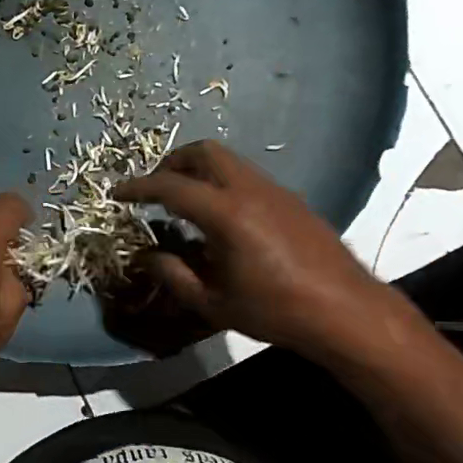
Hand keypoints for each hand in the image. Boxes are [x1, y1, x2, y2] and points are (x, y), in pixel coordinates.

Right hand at [114, 141, 402, 355]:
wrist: (345, 310)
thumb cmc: (274, 311)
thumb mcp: (212, 302)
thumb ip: (173, 275)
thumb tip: (147, 256)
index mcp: (226, 213)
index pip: (171, 186)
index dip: (138, 187)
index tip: (118, 192)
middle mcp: (249, 189)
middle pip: (204, 152)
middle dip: (172, 162)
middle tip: (154, 188)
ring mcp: (274, 189)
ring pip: (228, 160)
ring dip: (199, 170)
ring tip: (183, 201)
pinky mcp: (291, 198)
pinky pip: (246, 175)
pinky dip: (221, 181)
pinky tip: (219, 216)